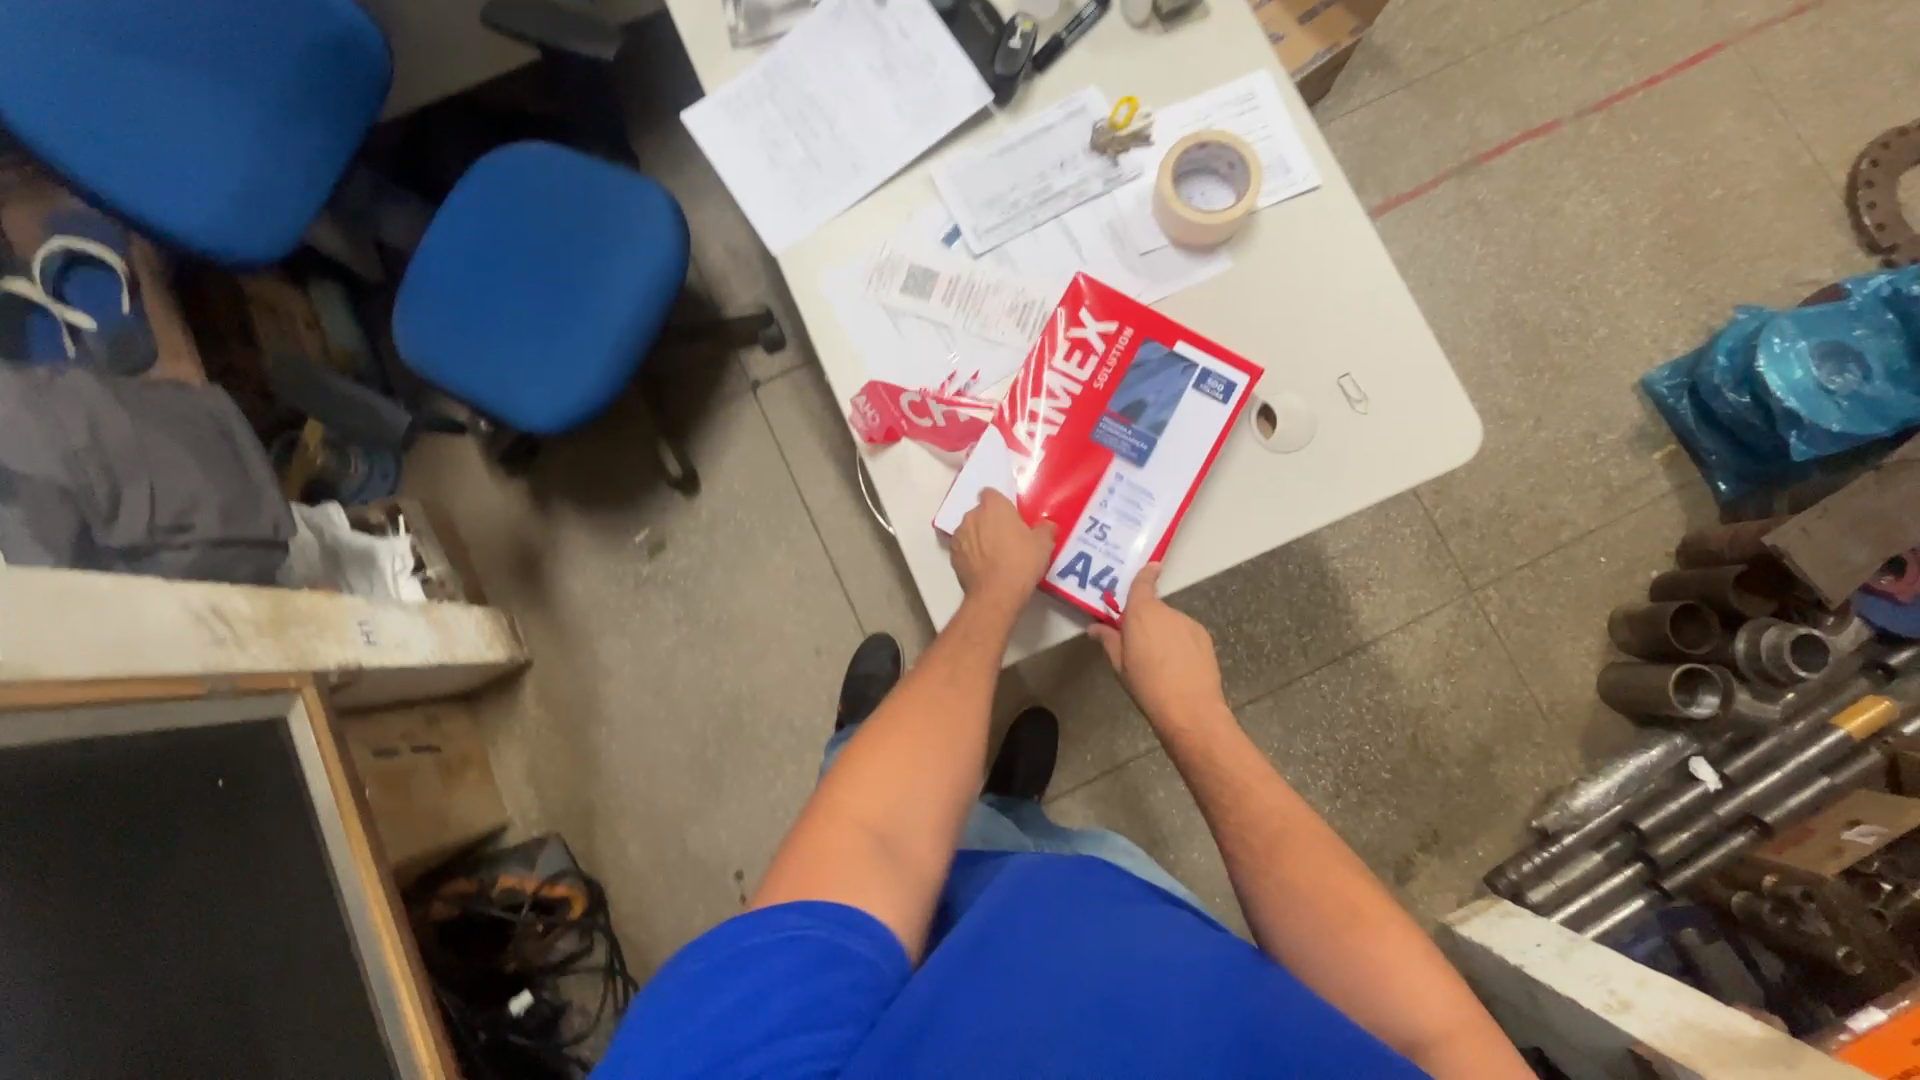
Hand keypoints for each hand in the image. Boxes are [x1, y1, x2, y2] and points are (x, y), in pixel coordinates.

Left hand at [951, 489, 1056, 614]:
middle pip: (980, 512)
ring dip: (978, 537)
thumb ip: (1045, 528)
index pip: (991, 493)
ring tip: (993, 554)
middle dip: (990, 521)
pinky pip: (963, 548)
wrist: (996, 594)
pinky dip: (970, 553)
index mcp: (993, 506)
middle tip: (1006, 537)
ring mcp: (959, 536)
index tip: (1010, 517)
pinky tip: (983, 567)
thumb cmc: (1021, 562)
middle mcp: (971, 516)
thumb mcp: (1043, 544)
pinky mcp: (952, 556)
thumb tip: (1046, 525)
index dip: (1000, 504)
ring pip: (969, 530)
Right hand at [1089, 564, 1226, 728]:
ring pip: (1170, 622)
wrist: (1190, 708)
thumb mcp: (1120, 665)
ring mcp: (1188, 623)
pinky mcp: (1204, 637)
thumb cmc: (1147, 685)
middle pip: (1154, 607)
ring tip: (1160, 661)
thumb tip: (1094, 627)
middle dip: (1146, 620)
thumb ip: (1108, 640)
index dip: (1145, 573)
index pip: (1142, 583)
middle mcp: (1166, 611)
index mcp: (1141, 613)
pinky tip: (1178, 666)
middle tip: (1138, 644)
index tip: (1150, 567)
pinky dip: (1180, 642)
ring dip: (1163, 632)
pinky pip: (1186, 633)